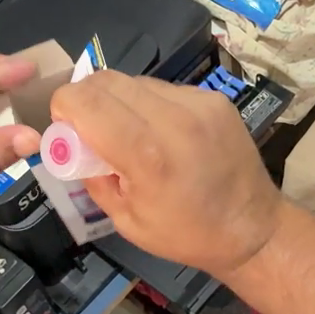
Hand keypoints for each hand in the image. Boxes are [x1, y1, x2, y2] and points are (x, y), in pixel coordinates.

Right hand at [49, 71, 283, 277]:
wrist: (252, 228)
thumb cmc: (185, 233)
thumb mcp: (125, 219)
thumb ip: (92, 175)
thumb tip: (69, 142)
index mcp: (147, 154)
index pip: (84, 102)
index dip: (63, 107)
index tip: (64, 126)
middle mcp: (173, 118)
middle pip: (105, 80)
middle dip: (85, 99)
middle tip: (88, 128)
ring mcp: (198, 103)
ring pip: (134, 80)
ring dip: (117, 100)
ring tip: (127, 131)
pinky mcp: (214, 97)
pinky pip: (163, 88)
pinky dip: (148, 103)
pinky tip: (160, 130)